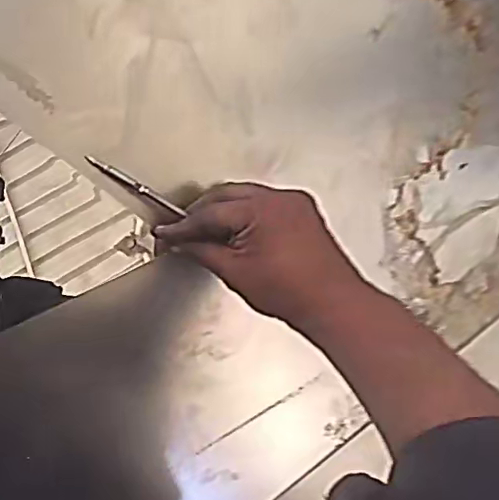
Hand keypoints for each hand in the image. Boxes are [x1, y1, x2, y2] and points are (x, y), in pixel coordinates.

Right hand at [154, 182, 374, 329]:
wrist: (330, 303)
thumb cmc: (294, 290)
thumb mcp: (233, 271)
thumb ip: (202, 251)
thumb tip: (186, 244)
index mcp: (263, 209)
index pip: (210, 212)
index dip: (183, 225)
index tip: (167, 232)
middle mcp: (282, 200)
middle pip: (226, 196)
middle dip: (199, 213)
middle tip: (180, 231)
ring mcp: (294, 205)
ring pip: (244, 197)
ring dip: (220, 212)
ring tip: (203, 234)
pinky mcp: (301, 214)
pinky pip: (262, 205)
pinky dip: (242, 215)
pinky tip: (231, 233)